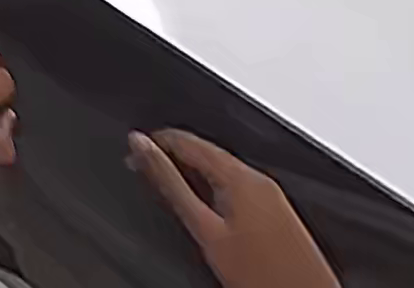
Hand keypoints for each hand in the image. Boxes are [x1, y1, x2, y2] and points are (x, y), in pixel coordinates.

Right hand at [127, 130, 339, 287]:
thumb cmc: (261, 278)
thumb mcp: (203, 229)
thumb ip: (169, 182)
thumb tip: (140, 145)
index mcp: (238, 175)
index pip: (186, 140)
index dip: (155, 144)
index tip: (133, 152)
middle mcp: (258, 179)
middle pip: (204, 152)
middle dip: (171, 156)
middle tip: (144, 169)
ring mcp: (272, 196)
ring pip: (220, 169)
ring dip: (191, 171)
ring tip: (167, 187)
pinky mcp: (279, 214)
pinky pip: (238, 186)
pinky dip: (213, 187)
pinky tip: (203, 207)